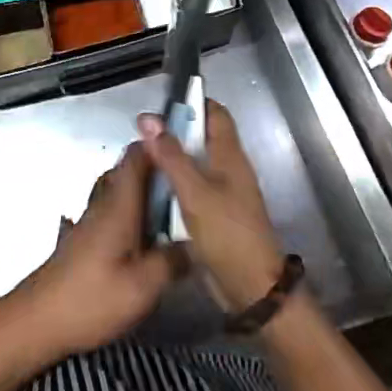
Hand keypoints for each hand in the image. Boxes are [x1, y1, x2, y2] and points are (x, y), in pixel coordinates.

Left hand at [14, 143, 181, 355]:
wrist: (38, 319)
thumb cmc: (92, 298)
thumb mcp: (143, 286)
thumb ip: (172, 262)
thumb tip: (197, 244)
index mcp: (119, 207)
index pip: (135, 159)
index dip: (156, 144)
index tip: (183, 143)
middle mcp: (102, 206)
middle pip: (127, 172)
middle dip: (154, 168)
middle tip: (187, 179)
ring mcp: (90, 222)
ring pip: (117, 192)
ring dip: (141, 191)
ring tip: (170, 209)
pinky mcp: (84, 241)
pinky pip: (110, 213)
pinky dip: (129, 213)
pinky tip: (143, 237)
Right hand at [139, 101, 288, 312]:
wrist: (251, 288)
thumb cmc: (227, 233)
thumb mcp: (194, 192)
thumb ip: (170, 155)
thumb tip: (147, 118)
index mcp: (230, 156)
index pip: (215, 113)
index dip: (192, 103)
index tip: (161, 106)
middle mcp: (229, 169)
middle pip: (201, 138)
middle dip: (174, 133)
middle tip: (141, 136)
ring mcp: (223, 193)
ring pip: (194, 164)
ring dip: (171, 160)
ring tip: (140, 160)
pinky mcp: (215, 214)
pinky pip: (191, 188)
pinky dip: (174, 184)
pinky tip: (152, 191)